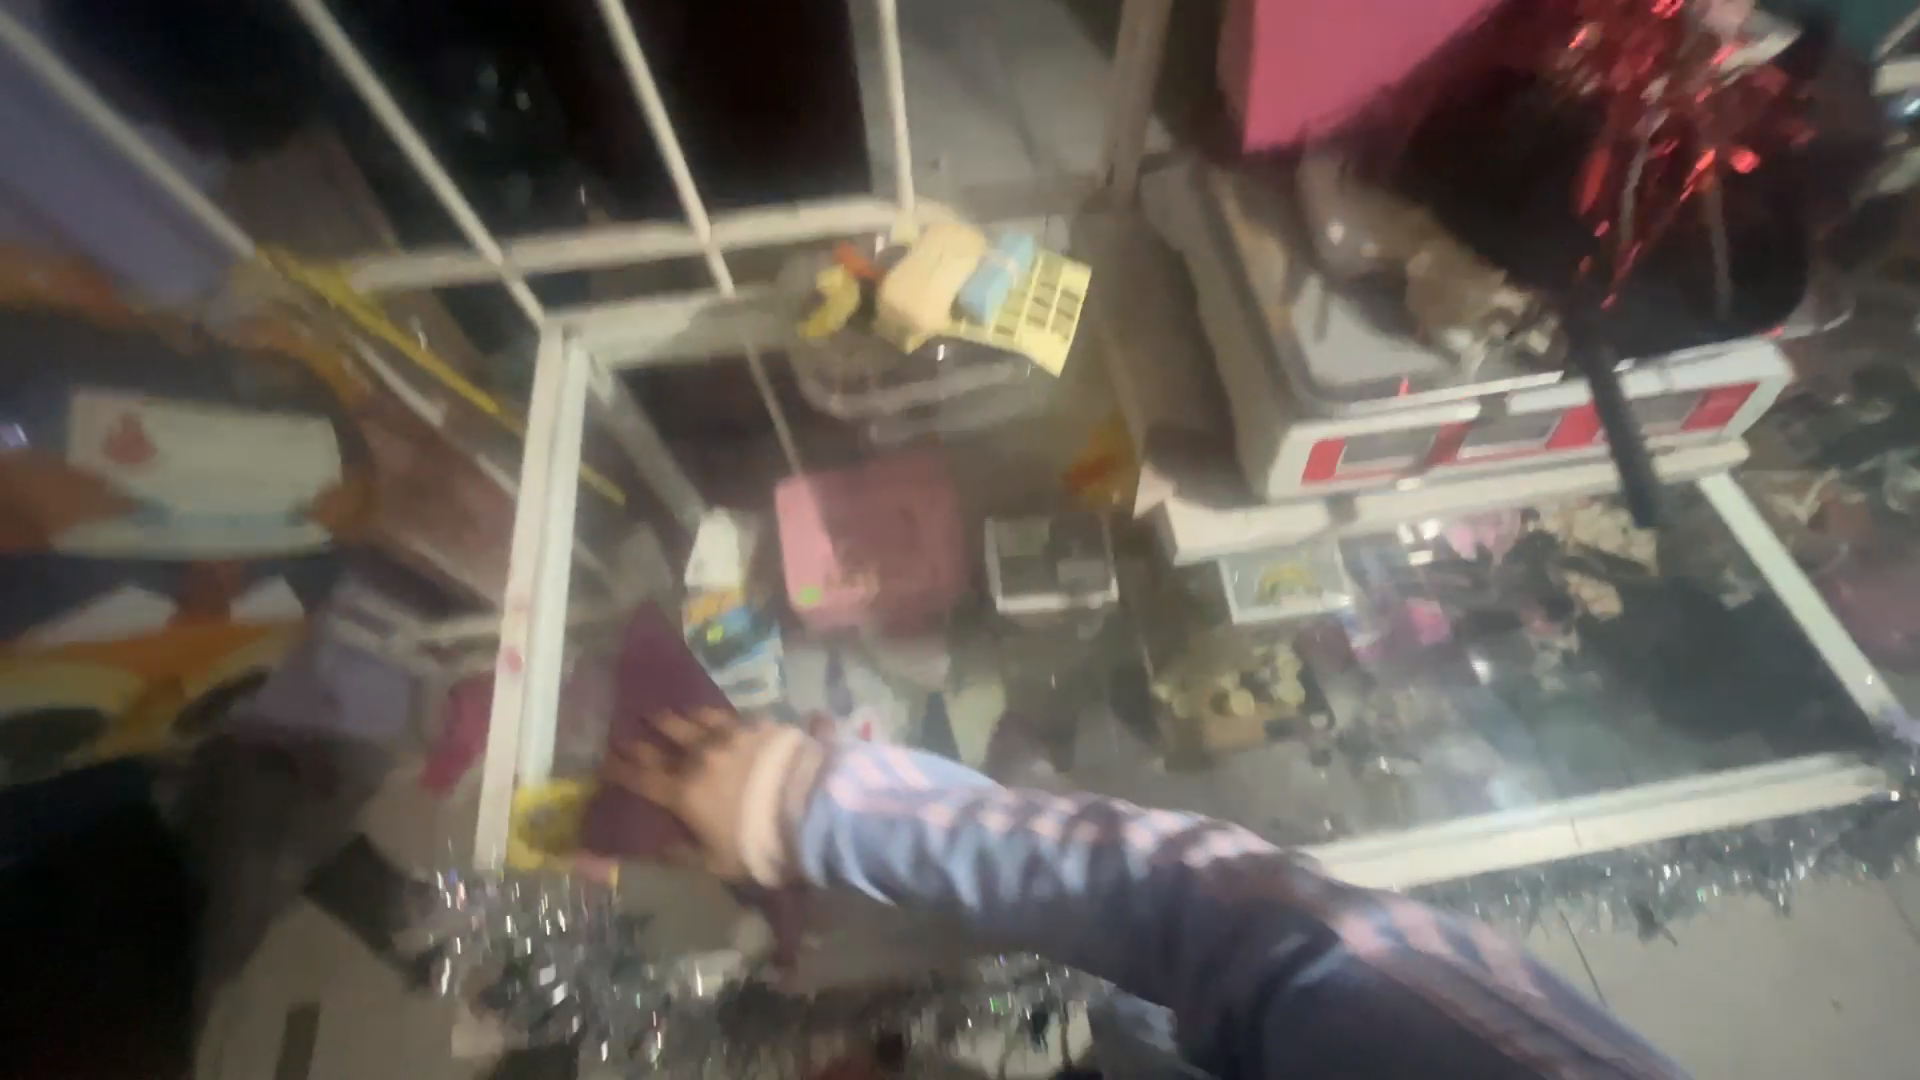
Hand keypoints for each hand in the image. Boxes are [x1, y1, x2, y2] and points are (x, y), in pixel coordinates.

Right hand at [600, 709, 821, 885]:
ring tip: (672, 710)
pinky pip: (731, 715)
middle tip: (637, 720)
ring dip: (682, 716)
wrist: (808, 808)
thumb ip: (686, 854)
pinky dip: (717, 714)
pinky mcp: (760, 725)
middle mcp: (702, 758)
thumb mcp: (717, 863)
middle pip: (669, 741)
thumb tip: (662, 847)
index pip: (644, 779)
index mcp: (685, 793)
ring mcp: (732, 737)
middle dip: (649, 733)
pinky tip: (716, 712)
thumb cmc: (760, 844)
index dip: (622, 769)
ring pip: (699, 721)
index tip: (606, 759)